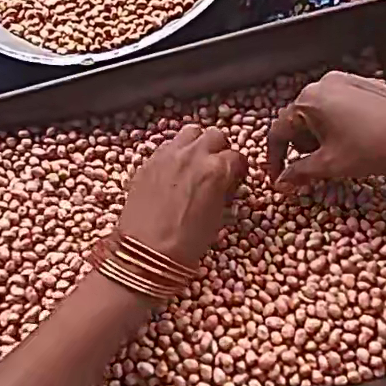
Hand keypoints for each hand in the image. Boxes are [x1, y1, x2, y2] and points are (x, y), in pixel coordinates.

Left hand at [116, 125, 247, 265]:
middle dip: (220, 149)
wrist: (147, 252)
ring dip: (197, 144)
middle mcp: (193, 155)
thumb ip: (224, 191)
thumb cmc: (186, 242)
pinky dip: (176, 153)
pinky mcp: (148, 161)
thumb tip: (226, 183)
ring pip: (190, 133)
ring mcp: (168, 155)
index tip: (236, 176)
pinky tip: (175, 170)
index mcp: (216, 170)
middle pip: (215, 136)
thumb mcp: (217, 217)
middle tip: (217, 166)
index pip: (236, 157)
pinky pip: (167, 146)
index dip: (238, 168)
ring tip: (195, 162)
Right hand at [264, 71, 385, 188]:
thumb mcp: (330, 165)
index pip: (278, 131)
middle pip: (298, 119)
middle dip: (300, 146)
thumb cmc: (373, 148)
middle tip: (311, 168)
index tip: (278, 175)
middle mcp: (324, 83)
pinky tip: (352, 142)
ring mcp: (347, 80)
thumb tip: (282, 181)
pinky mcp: (366, 84)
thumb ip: (299, 172)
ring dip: (319, 136)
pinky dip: (337, 125)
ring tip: (335, 155)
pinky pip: (339, 105)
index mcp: (309, 100)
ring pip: (319, 112)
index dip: (275, 158)